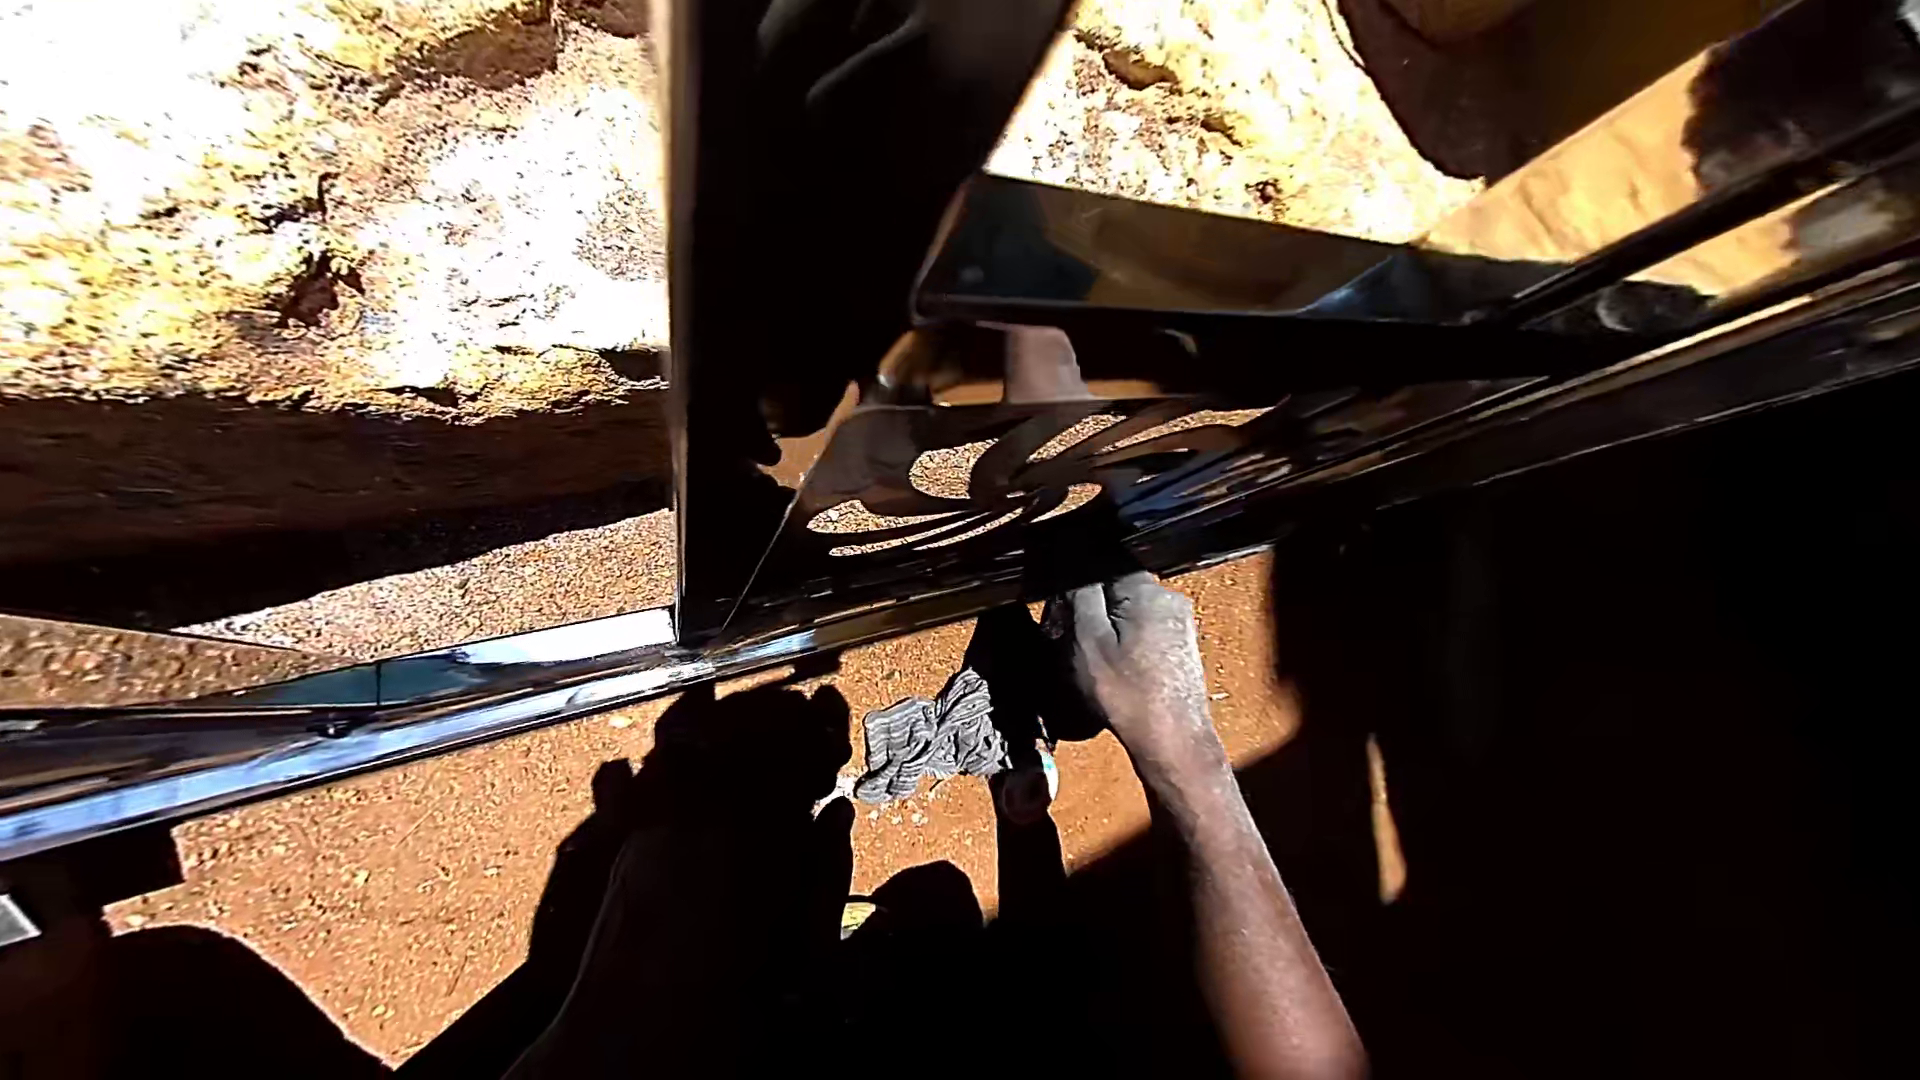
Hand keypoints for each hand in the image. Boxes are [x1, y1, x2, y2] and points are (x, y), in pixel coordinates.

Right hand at [1060, 571, 1228, 786]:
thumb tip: (1072, 565)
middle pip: (1116, 587)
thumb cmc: (1128, 695)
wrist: (1171, 741)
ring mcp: (1179, 622)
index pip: (1101, 566)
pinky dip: (1122, 641)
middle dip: (1090, 607)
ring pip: (1128, 608)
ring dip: (1106, 626)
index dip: (1075, 587)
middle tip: (1069, 638)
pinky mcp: (1179, 644)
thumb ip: (1081, 594)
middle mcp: (1169, 599)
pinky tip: (1113, 668)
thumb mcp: (1088, 640)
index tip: (1061, 613)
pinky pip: (1142, 627)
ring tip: (1091, 658)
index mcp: (1148, 591)